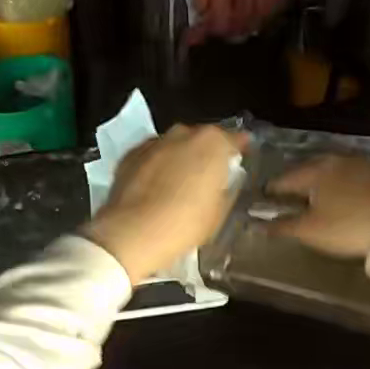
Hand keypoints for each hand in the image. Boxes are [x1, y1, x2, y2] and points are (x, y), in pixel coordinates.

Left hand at [84, 124, 245, 281]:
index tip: (241, 159)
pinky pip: (150, 158)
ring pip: (173, 147)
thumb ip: (225, 189)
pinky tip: (154, 188)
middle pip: (201, 140)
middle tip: (206, 178)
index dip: (239, 150)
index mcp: (212, 142)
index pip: (235, 140)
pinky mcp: (128, 156)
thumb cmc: (183, 225)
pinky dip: (155, 167)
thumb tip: (222, 182)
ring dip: (178, 160)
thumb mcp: (218, 213)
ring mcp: (152, 143)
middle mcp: (182, 133)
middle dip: (205, 155)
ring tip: (178, 184)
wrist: (131, 235)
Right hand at [266, 153, 369, 259]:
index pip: (284, 179)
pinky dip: (343, 184)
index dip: (271, 191)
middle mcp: (336, 160)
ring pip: (333, 170)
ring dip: (322, 181)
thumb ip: (283, 225)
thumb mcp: (311, 231)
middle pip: (308, 169)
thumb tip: (257, 223)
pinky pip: (354, 175)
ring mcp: (363, 163)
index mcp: (314, 171)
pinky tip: (345, 195)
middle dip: (296, 181)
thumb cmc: (349, 226)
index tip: (263, 200)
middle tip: (288, 196)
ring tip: (316, 195)